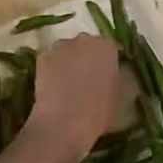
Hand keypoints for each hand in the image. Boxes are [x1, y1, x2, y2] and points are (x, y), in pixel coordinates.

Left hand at [24, 34, 127, 160]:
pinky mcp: (43, 56)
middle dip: (87, 58)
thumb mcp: (119, 94)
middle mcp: (84, 39)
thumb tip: (112, 72)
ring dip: (69, 61)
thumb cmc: (99, 112)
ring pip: (67, 51)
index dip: (108, 62)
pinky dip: (52, 69)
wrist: (64, 123)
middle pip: (87, 45)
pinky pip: (51, 60)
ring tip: (67, 82)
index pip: (110, 48)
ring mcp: (61, 46)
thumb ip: (116, 76)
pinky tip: (53, 85)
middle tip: (86, 77)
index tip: (106, 74)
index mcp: (107, 47)